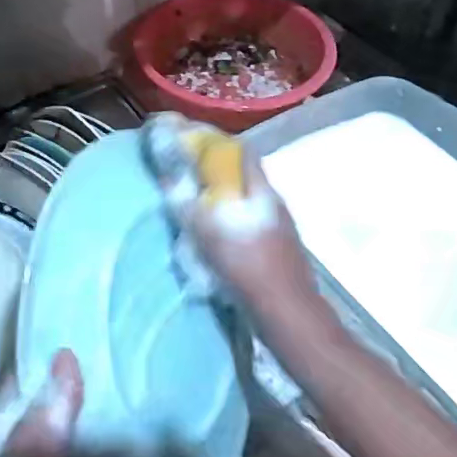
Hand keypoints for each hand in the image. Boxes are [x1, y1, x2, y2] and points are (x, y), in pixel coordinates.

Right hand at [141, 113, 318, 318]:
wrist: (286, 310)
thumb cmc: (246, 265)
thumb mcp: (208, 233)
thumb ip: (187, 204)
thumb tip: (169, 178)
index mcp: (262, 191)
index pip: (244, 153)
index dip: (221, 147)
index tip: (198, 149)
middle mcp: (276, 202)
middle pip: (248, 178)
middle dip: (224, 177)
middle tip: (198, 183)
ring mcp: (285, 226)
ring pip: (254, 203)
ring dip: (233, 203)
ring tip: (209, 214)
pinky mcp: (286, 249)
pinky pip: (258, 225)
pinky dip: (241, 225)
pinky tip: (228, 242)